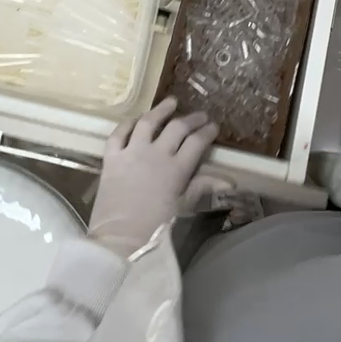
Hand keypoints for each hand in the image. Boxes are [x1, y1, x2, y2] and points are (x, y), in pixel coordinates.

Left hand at [87, 98, 218, 255]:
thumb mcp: (183, 207)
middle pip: (177, 128)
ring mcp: (132, 152)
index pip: (196, 143)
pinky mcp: (111, 157)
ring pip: (148, 123)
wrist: (120, 239)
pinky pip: (118, 134)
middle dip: (192, 119)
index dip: (207, 132)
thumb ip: (201, 187)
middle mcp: (156, 154)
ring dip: (161, 110)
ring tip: (171, 102)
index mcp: (177, 169)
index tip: (213, 126)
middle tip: (200, 115)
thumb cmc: (156, 228)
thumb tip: (229, 181)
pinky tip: (135, 119)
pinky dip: (127, 124)